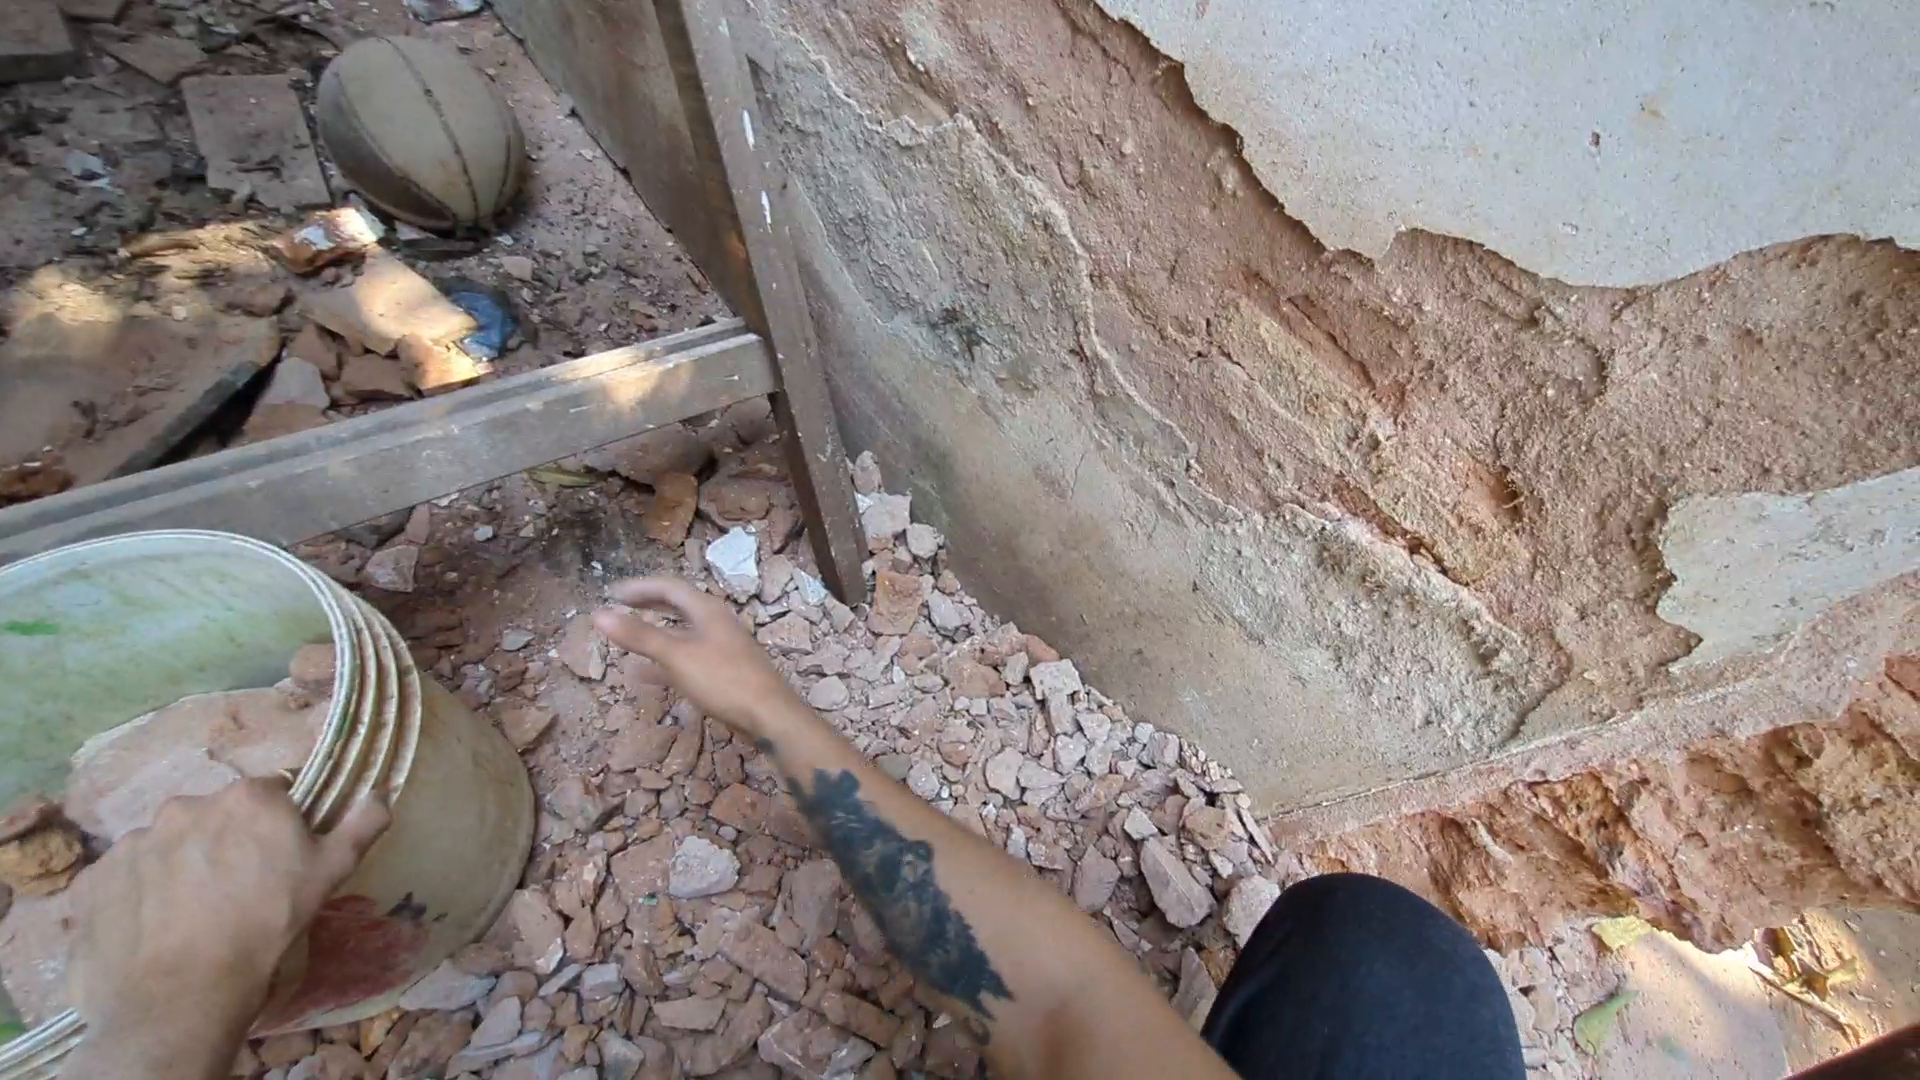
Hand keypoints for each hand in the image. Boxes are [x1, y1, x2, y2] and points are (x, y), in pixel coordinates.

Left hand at [62, 780, 388, 1079]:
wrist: (182, 991)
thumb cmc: (269, 920)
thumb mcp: (335, 868)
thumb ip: (365, 821)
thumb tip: (381, 791)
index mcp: (248, 798)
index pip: (272, 792)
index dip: (282, 818)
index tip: (283, 850)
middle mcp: (186, 807)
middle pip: (217, 814)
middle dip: (228, 837)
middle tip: (241, 880)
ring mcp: (132, 844)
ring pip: (170, 842)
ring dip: (183, 861)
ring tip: (194, 905)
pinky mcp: (91, 882)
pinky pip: (125, 874)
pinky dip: (141, 888)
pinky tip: (157, 919)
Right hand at [594, 576, 802, 737]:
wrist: (769, 714)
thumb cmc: (723, 679)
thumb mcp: (676, 655)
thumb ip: (639, 635)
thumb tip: (598, 614)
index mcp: (707, 610)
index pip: (669, 586)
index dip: (639, 587)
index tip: (610, 593)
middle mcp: (716, 622)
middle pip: (677, 606)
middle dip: (647, 605)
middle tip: (618, 608)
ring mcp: (721, 647)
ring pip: (682, 633)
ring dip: (654, 633)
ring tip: (626, 638)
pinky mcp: (723, 671)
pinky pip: (687, 658)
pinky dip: (663, 662)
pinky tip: (643, 675)